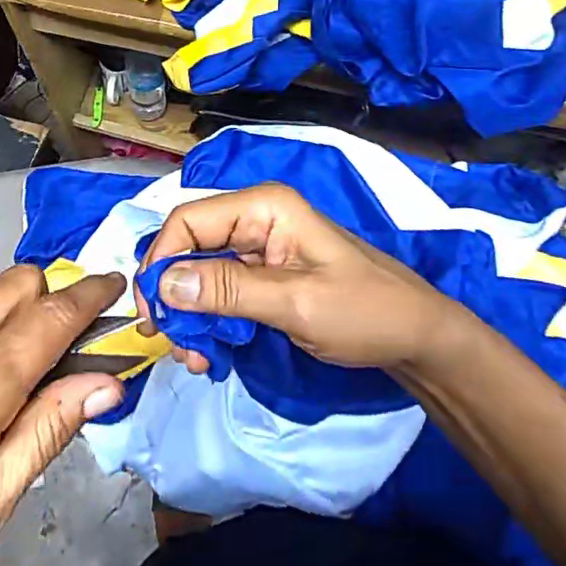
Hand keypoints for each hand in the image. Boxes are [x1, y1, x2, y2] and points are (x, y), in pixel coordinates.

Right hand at [138, 183, 467, 372]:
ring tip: (199, 357)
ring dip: (190, 315)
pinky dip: (210, 321)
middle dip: (175, 296)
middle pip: (190, 247)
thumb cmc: (363, 310)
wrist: (410, 333)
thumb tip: (163, 283)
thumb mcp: (296, 303)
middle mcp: (258, 219)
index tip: (154, 317)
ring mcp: (262, 248)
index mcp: (266, 207)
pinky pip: (221, 292)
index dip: (162, 263)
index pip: (189, 221)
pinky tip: (213, 353)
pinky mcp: (266, 276)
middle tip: (176, 345)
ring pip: (201, 274)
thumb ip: (229, 291)